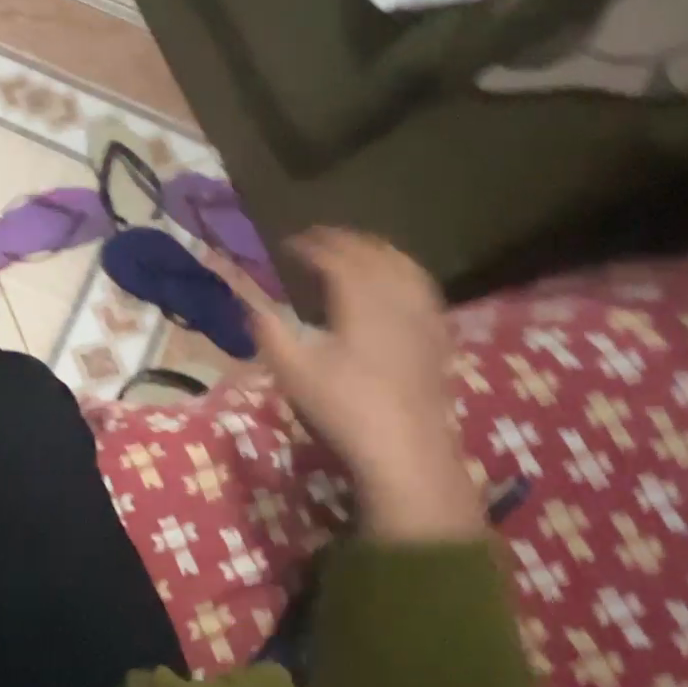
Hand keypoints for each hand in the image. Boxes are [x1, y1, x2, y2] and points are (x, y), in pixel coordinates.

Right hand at [245, 229, 485, 541]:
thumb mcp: (291, 371)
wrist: (404, 449)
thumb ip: (269, 332)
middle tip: (319, 238)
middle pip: (376, 256)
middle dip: (346, 241)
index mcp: (361, 303)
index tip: (289, 243)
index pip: (338, 259)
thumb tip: (251, 305)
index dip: (313, 246)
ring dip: (379, 252)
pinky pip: (423, 290)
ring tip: (358, 250)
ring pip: (406, 269)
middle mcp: (397, 301)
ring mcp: (423, 319)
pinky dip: (404, 274)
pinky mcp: (436, 339)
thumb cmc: (343, 407)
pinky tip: (396, 286)